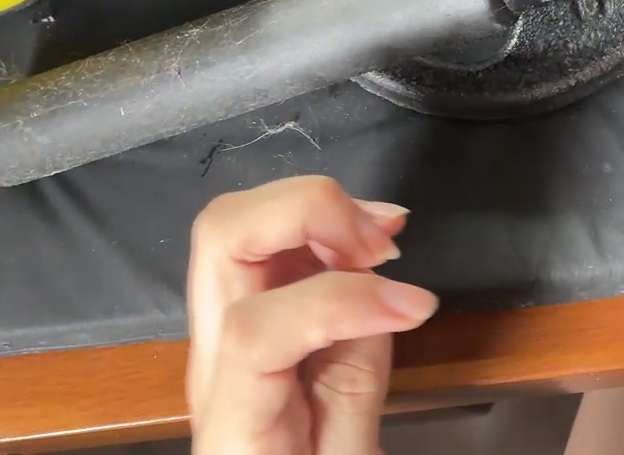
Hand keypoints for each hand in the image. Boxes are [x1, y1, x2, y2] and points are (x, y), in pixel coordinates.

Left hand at [188, 177, 438, 454]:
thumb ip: (358, 376)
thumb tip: (384, 294)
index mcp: (231, 417)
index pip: (256, 329)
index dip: (344, 300)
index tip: (418, 307)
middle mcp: (206, 354)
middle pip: (223, 234)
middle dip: (312, 211)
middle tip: (380, 245)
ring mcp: (218, 319)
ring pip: (244, 214)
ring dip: (323, 206)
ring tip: (384, 236)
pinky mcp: (248, 299)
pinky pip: (276, 230)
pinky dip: (331, 215)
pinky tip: (374, 235)